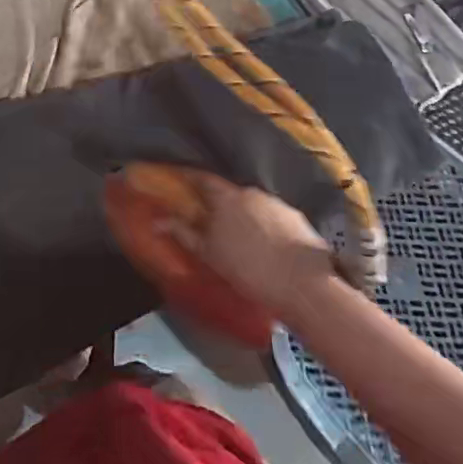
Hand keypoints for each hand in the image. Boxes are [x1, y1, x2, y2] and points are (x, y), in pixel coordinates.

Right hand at [166, 173, 336, 323]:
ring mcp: (276, 202)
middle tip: (209, 218)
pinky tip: (266, 244)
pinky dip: (264, 224)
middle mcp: (250, 192)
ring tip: (239, 236)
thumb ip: (184, 233)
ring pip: (251, 204)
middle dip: (217, 202)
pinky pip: (272, 216)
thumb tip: (158, 221)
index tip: (180, 182)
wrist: (304, 285)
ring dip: (243, 214)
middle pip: (228, 192)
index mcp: (226, 197)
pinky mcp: (296, 217)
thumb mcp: (209, 255)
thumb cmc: (249, 270)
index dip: (189, 179)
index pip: (202, 178)